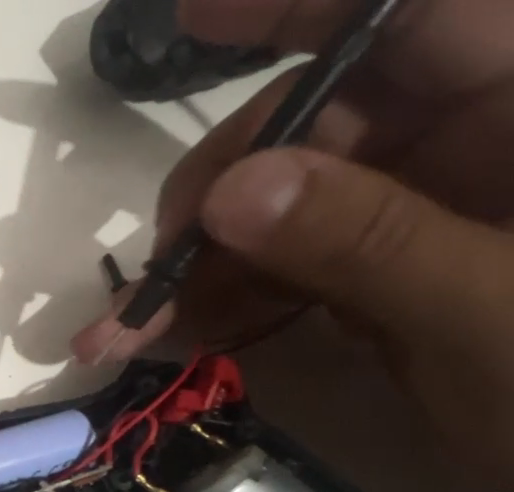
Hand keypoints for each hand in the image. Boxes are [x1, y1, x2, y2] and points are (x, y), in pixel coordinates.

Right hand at [73, 0, 513, 478]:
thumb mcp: (492, 314)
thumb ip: (368, 242)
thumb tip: (231, 191)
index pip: (415, 19)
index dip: (299, 8)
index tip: (192, 18)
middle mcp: (480, 140)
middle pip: (312, 127)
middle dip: (213, 199)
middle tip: (154, 278)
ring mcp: (427, 210)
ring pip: (277, 208)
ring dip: (193, 272)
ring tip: (128, 337)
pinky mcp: (389, 272)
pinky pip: (282, 268)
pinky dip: (219, 306)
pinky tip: (170, 343)